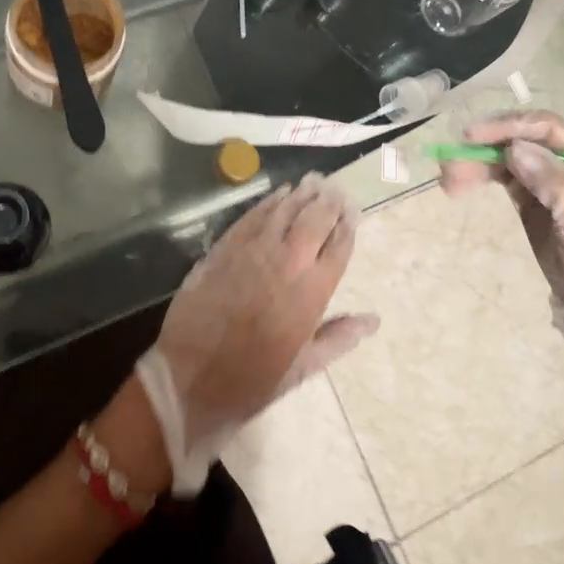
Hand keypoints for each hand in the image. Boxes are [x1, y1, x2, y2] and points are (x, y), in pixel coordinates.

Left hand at [134, 173, 377, 494]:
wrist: (191, 379)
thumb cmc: (252, 381)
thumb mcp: (302, 368)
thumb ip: (338, 338)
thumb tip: (373, 320)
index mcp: (311, 293)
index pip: (338, 248)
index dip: (347, 226)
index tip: (353, 210)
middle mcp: (286, 264)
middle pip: (313, 221)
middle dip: (327, 202)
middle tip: (334, 187)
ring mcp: (252, 252)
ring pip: (282, 213)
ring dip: (299, 196)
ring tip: (312, 182)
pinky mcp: (223, 250)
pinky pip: (250, 219)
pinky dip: (266, 205)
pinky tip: (275, 197)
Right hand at [440, 111, 563, 389]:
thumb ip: (554, 184)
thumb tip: (515, 149)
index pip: (548, 128)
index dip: (510, 126)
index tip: (472, 135)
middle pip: (522, 139)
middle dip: (485, 147)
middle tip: (450, 164)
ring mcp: (548, 178)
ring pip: (506, 157)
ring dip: (475, 163)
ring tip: (447, 181)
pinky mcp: (530, 195)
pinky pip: (501, 175)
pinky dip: (479, 176)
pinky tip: (458, 185)